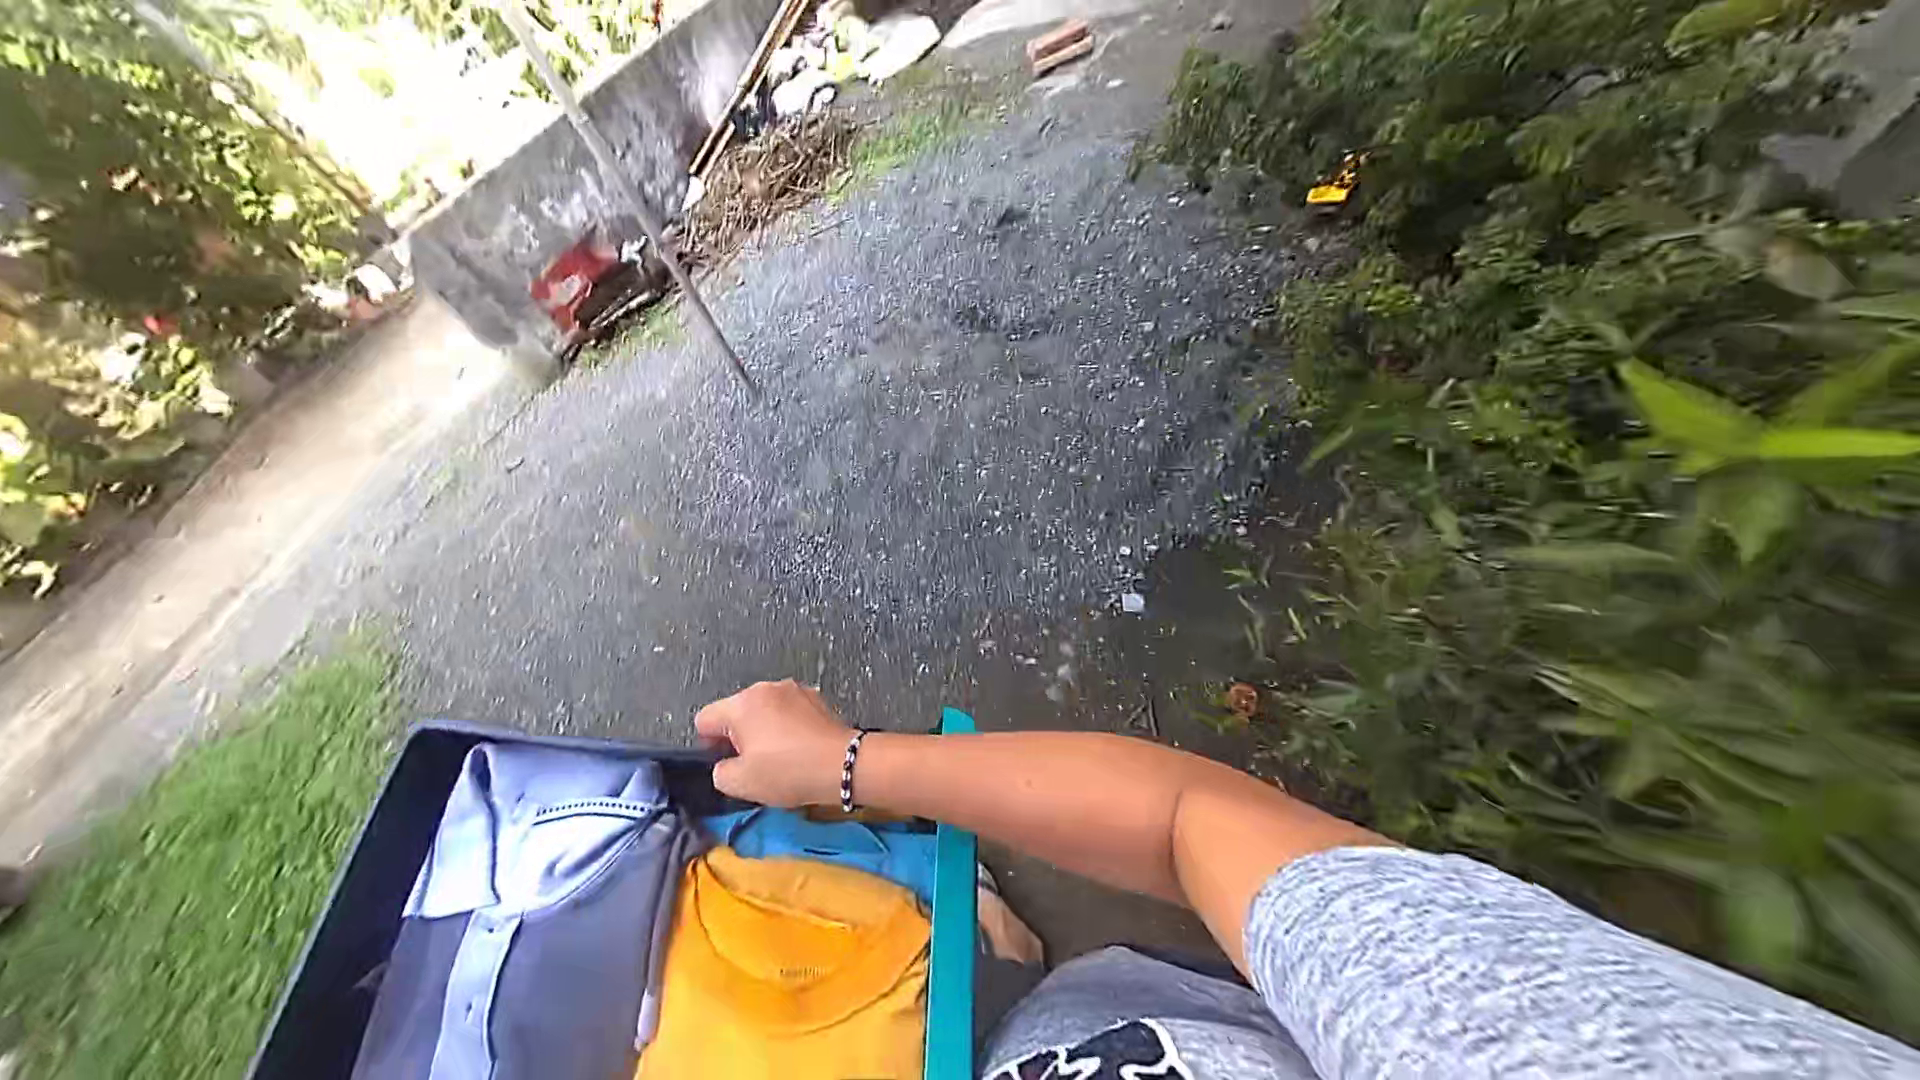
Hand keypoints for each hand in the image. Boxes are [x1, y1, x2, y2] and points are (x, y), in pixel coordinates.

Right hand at [694, 679, 851, 806]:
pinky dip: (787, 725)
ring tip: (778, 757)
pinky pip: (789, 710)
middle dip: (738, 735)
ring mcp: (794, 690)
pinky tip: (798, 748)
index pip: (705, 719)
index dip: (708, 743)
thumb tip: (725, 765)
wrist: (842, 763)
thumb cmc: (790, 770)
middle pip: (736, 711)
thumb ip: (720, 772)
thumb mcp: (740, 783)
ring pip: (764, 709)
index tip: (723, 760)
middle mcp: (767, 689)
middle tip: (751, 763)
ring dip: (764, 729)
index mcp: (742, 704)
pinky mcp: (816, 698)